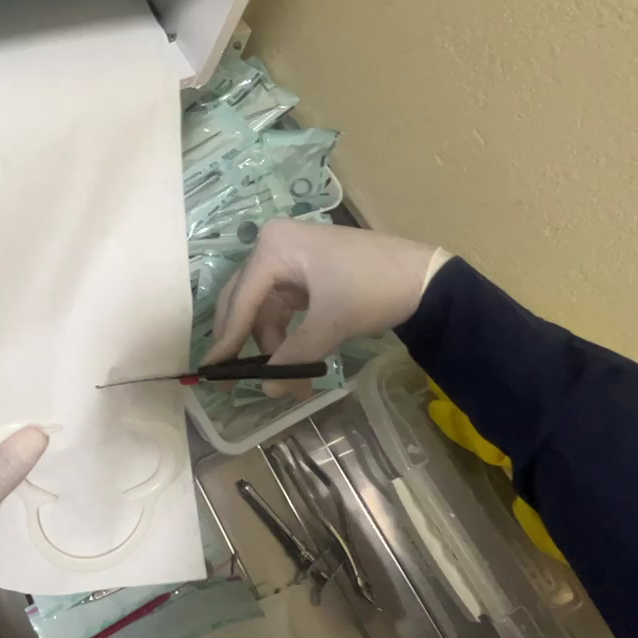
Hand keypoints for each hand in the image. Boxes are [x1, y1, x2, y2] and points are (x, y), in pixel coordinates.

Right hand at [205, 220, 443, 369]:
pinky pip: (281, 309)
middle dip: (247, 343)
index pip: (242, 297)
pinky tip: (297, 362)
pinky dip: (287, 336)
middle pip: (244, 301)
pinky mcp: (303, 274)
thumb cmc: (373, 287)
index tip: (211, 369)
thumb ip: (294, 355)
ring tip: (291, 383)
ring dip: (273, 347)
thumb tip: (268, 390)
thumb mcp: (331, 323)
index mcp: (274, 246)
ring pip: (263, 310)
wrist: (426, 277)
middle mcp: (273, 247)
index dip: (227, 337)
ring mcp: (288, 260)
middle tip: (235, 379)